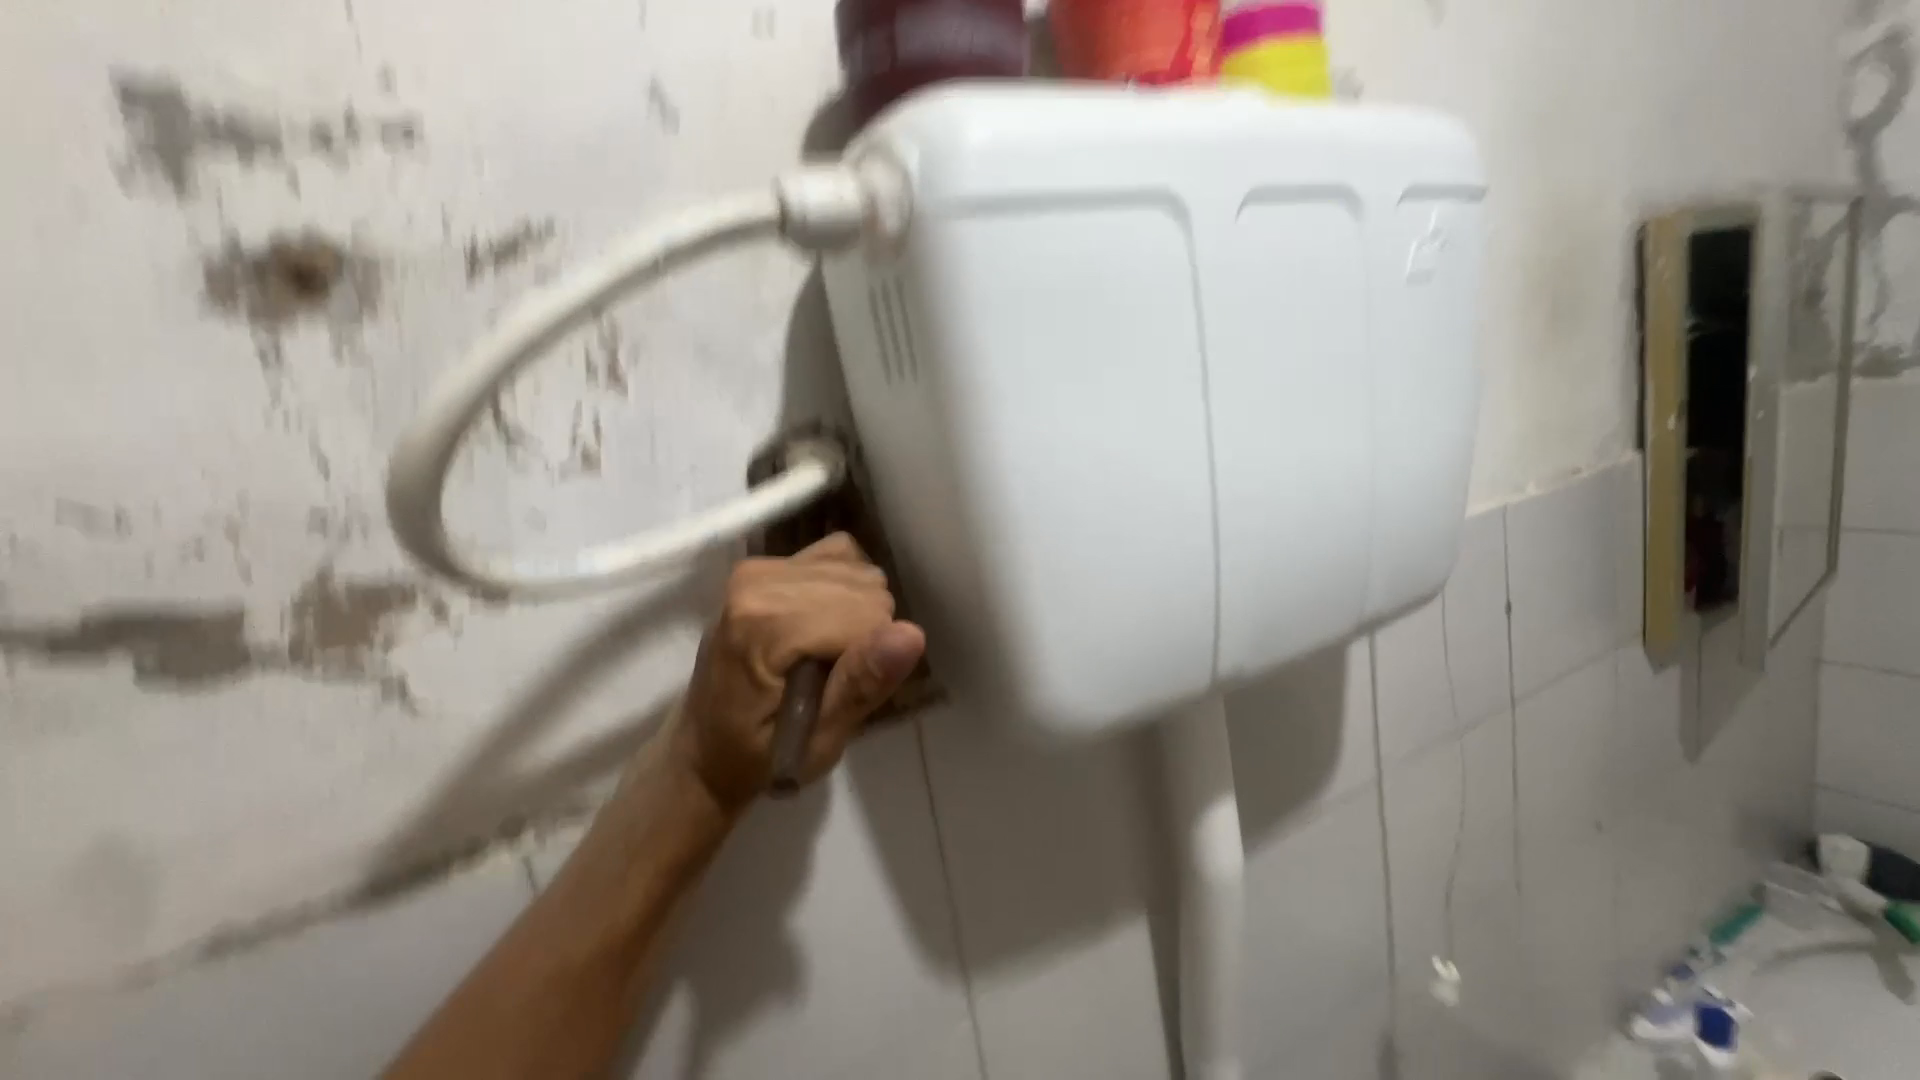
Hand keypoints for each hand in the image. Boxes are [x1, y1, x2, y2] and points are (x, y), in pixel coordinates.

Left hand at [670, 533, 925, 810]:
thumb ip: (860, 685)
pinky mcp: (765, 563)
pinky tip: (825, 622)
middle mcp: (756, 581)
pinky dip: (844, 588)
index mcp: (763, 626)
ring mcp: (758, 567)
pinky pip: (839, 555)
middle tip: (828, 676)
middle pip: (866, 589)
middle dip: (865, 633)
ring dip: (856, 613)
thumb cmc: (759, 755)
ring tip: (822, 653)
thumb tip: (912, 634)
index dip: (869, 660)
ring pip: (859, 571)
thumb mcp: (818, 742)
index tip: (836, 693)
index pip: (868, 616)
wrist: (704, 747)